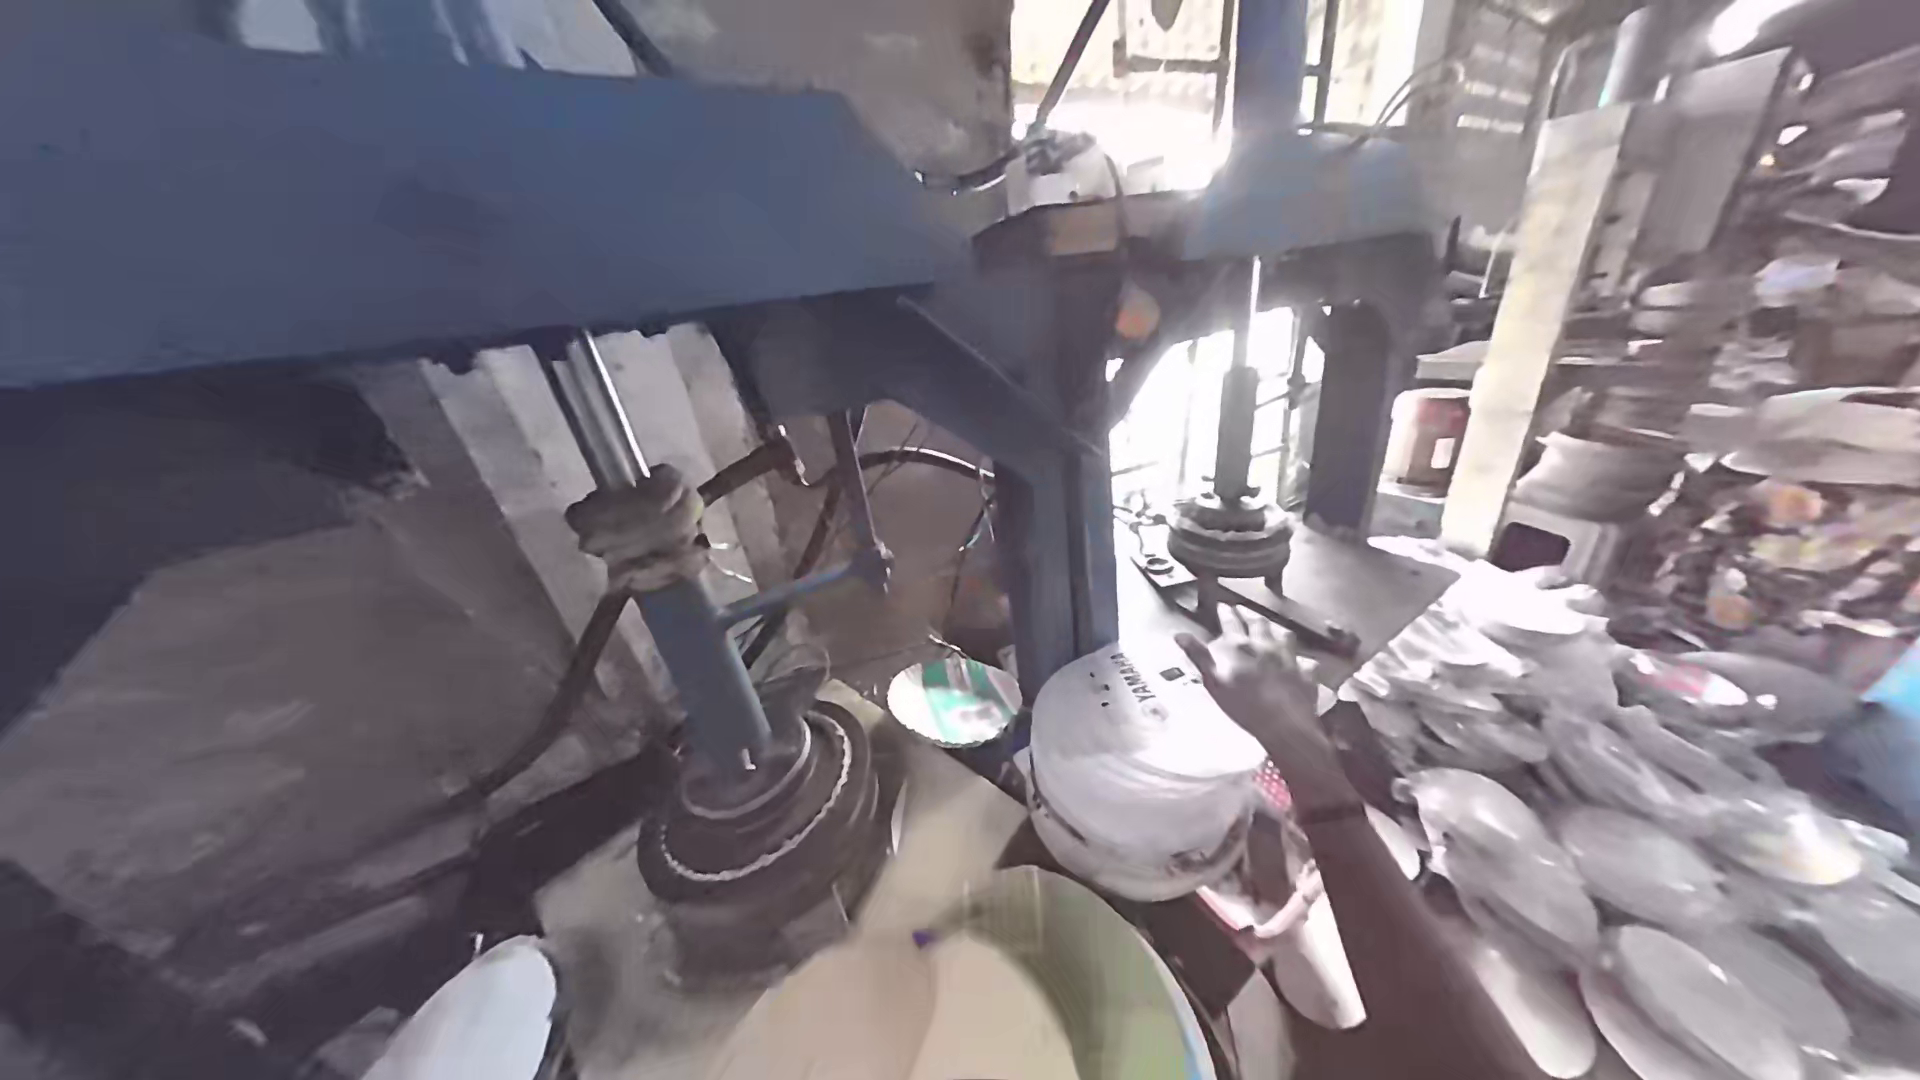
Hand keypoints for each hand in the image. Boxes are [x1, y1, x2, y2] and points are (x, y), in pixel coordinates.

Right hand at [1177, 607, 1355, 812]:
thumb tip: (1180, 635)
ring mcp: (1288, 657)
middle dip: (1249, 614)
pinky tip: (1301, 660)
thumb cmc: (1243, 705)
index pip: (1231, 622)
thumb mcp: (1213, 681)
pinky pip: (1305, 660)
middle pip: (1258, 623)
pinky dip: (1301, 657)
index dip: (1226, 612)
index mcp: (1240, 646)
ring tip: (1270, 626)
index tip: (1223, 605)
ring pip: (1282, 634)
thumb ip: (1198, 656)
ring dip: (1274, 627)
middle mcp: (1265, 645)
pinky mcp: (1305, 673)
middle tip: (1243, 610)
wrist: (1284, 726)